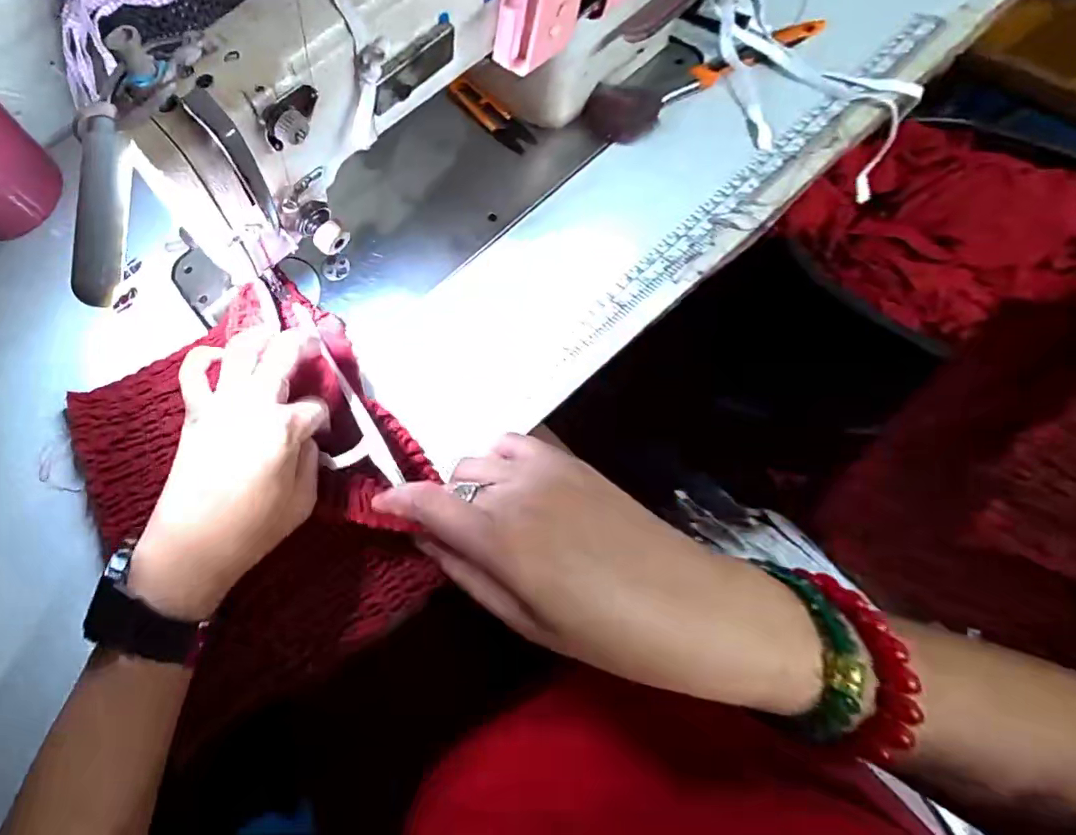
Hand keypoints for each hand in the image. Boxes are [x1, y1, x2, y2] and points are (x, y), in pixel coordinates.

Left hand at [128, 328, 329, 621]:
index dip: (323, 416)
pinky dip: (208, 356)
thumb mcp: (303, 501)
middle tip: (315, 344)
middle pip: (284, 351)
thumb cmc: (252, 530)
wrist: (192, 545)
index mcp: (285, 427)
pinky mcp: (195, 410)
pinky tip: (224, 358)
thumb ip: (311, 459)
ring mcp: (221, 401)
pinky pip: (195, 370)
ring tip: (274, 334)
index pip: (316, 406)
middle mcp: (254, 402)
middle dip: (305, 342)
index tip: (321, 430)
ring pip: (242, 346)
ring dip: (262, 334)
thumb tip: (307, 437)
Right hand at [373, 433, 824, 714]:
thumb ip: (468, 575)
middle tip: (460, 538)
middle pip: (453, 476)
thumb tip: (426, 540)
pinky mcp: (572, 458)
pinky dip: (503, 457)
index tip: (381, 506)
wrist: (694, 605)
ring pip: (481, 455)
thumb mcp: (527, 621)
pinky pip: (517, 441)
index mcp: (500, 537)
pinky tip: (518, 484)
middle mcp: (515, 489)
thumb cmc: (608, 634)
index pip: (427, 501)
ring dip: (473, 480)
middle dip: (443, 502)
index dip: (396, 501)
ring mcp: (546, 467)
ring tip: (493, 514)